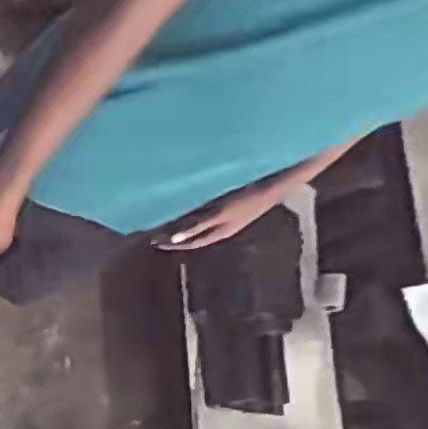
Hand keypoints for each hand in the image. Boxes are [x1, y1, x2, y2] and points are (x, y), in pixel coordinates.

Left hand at [160, 182, 282, 250]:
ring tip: (161, 226)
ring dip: (180, 227)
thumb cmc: (247, 199)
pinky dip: (190, 217)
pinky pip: (204, 216)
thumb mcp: (218, 213)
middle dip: (172, 236)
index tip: (153, 242)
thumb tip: (173, 238)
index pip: (189, 242)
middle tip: (152, 235)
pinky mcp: (228, 209)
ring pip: (196, 226)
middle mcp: (220, 228)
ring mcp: (225, 219)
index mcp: (218, 233)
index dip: (171, 243)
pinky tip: (182, 211)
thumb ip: (196, 225)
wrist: (276, 184)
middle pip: (191, 235)